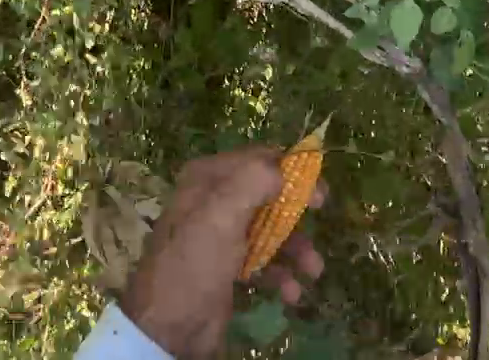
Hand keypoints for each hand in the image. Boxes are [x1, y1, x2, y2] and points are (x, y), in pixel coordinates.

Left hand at [121, 147, 326, 357]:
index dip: (291, 169)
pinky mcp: (228, 268)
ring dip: (295, 247)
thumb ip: (254, 180)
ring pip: (269, 229)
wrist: (167, 330)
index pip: (257, 158)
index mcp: (208, 177)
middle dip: (296, 209)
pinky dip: (281, 274)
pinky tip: (291, 292)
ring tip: (313, 269)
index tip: (317, 188)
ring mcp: (221, 235)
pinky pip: (263, 261)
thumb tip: (283, 169)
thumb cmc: (194, 261)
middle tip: (321, 214)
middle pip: (267, 193)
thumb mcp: (221, 213)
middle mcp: (214, 200)